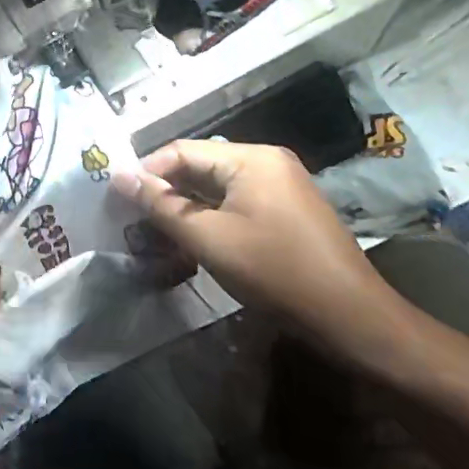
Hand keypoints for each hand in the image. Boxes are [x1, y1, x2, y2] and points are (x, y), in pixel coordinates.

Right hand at [113, 141, 408, 344]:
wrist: (351, 317)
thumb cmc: (275, 272)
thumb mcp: (209, 239)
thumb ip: (161, 206)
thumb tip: (119, 176)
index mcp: (251, 158)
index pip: (183, 150)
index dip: (147, 172)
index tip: (118, 200)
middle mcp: (267, 161)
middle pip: (201, 167)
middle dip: (165, 193)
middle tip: (134, 222)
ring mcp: (281, 186)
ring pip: (218, 188)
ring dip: (186, 210)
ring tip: (156, 237)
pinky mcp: (287, 211)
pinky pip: (238, 204)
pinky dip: (211, 219)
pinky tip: (194, 244)